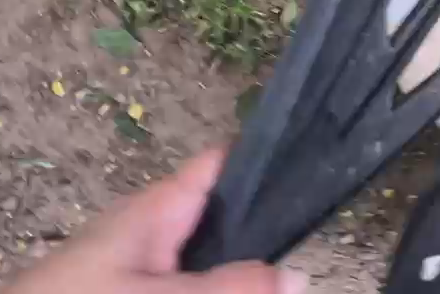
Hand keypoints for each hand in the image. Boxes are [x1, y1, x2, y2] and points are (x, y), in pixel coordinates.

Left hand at [6, 149, 305, 293]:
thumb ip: (232, 285)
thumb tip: (299, 276)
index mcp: (155, 209)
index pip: (228, 161)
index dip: (273, 159)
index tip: (319, 172)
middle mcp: (148, 236)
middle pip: (225, 225)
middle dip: (259, 247)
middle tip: (296, 275)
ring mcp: (132, 274)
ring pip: (203, 268)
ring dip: (233, 280)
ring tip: (276, 288)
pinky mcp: (120, 292)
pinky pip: (181, 288)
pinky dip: (204, 290)